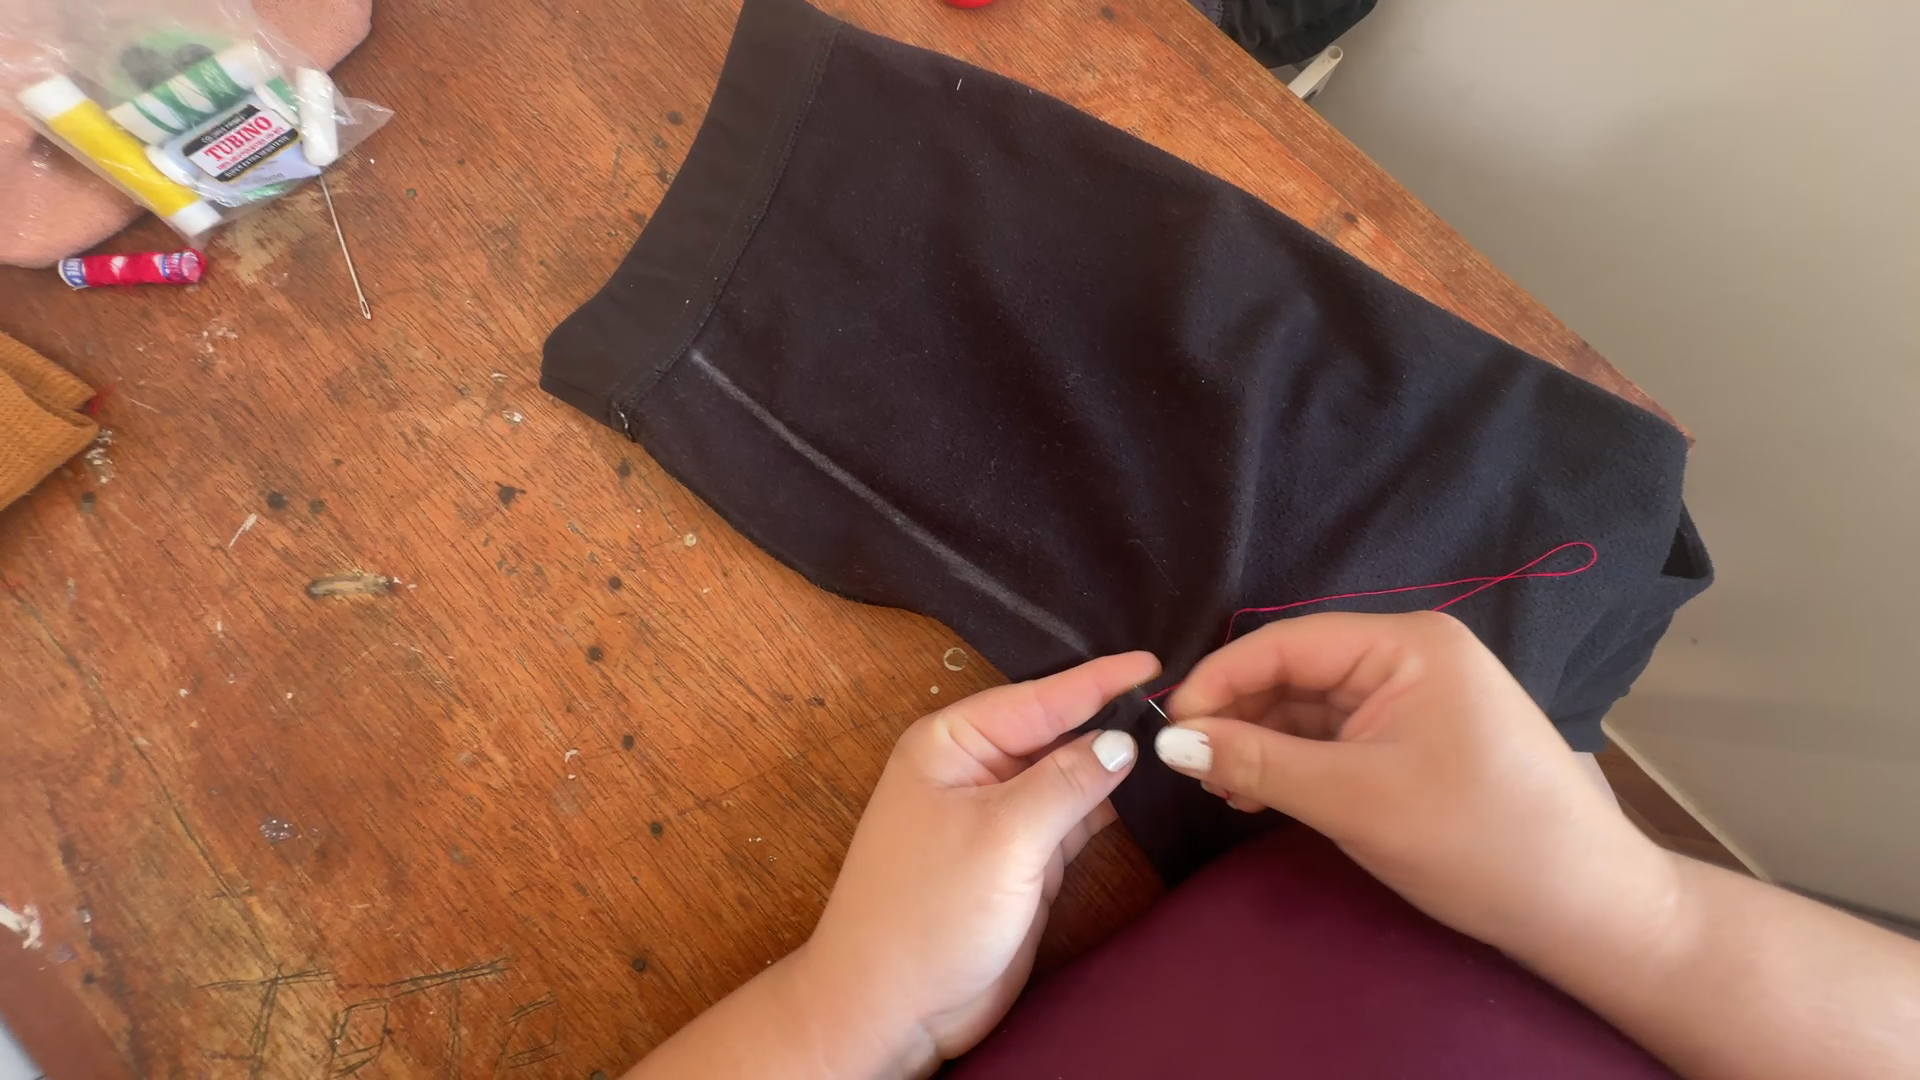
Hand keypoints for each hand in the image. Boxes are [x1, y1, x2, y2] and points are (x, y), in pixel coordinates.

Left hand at [802, 651, 1158, 1067]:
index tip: (1151, 663)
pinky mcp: (1024, 854)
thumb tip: (1123, 740)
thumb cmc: (927, 909)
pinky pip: (1073, 815)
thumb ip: (1065, 783)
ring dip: (1113, 762)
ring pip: (1068, 773)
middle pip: (1055, 732)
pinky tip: (1148, 789)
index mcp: (953, 742)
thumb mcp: (1000, 837)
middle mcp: (978, 767)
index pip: (1037, 699)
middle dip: (1109, 718)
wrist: (894, 1009)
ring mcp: (1003, 812)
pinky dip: (1107, 803)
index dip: (1096, 681)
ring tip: (1174, 737)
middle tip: (1176, 701)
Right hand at [1154, 611, 1674, 958]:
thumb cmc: (1482, 845)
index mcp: (1405, 645)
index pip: (1284, 645)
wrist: (1594, 922)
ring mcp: (1402, 697)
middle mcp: (1401, 657)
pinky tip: (1253, 792)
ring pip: (1299, 707)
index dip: (1219, 680)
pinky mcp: (1399, 736)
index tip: (1171, 727)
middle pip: (1289, 673)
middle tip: (1192, 766)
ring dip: (1255, 744)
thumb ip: (1255, 762)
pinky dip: (1284, 762)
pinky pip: (1322, 736)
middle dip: (1236, 718)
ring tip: (1221, 788)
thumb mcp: (1355, 801)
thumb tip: (1168, 743)